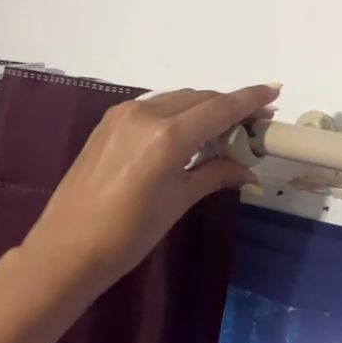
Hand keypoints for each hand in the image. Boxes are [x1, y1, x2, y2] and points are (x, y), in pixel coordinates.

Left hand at [22, 84, 280, 287]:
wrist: (67, 249)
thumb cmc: (128, 234)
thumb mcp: (178, 201)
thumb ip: (216, 174)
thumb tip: (249, 171)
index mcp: (166, 137)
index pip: (219, 108)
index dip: (249, 100)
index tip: (274, 92)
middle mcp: (145, 115)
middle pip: (199, 98)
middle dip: (229, 106)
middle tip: (254, 123)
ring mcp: (123, 115)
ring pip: (176, 99)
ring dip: (203, 108)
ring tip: (224, 128)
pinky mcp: (108, 122)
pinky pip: (155, 107)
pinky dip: (178, 113)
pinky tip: (188, 132)